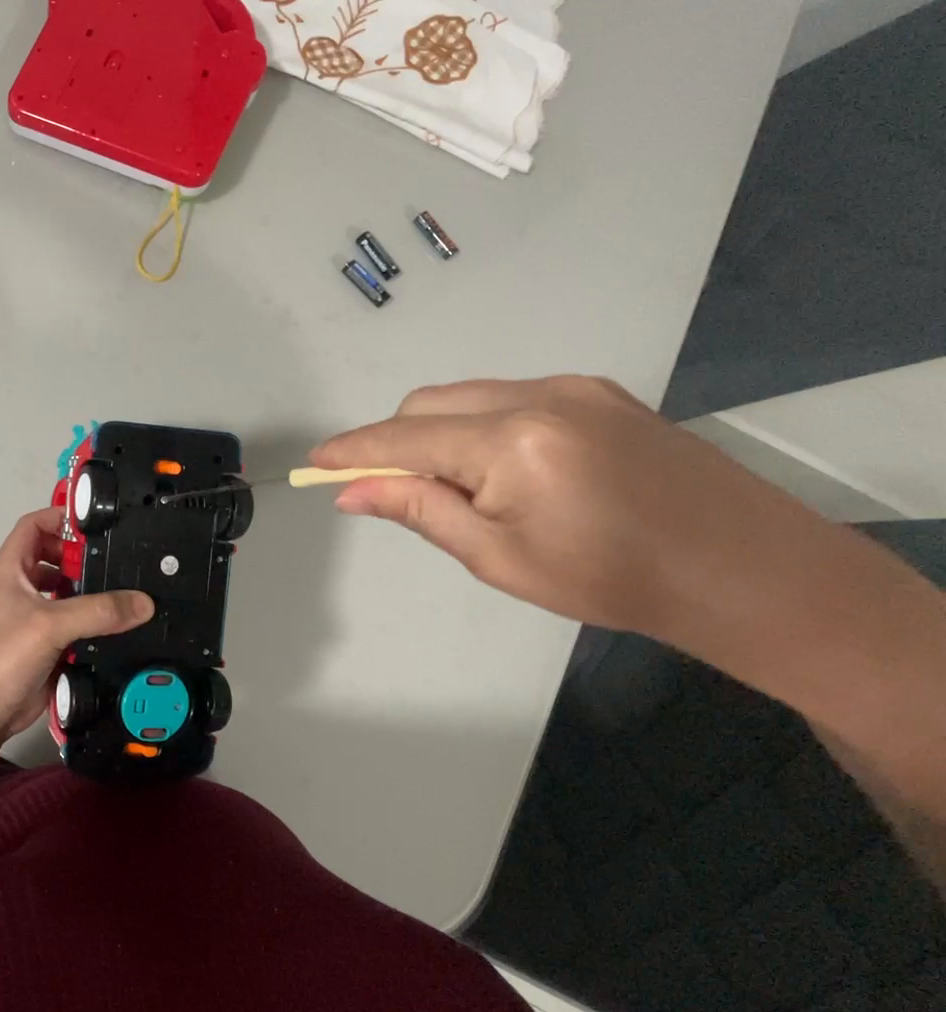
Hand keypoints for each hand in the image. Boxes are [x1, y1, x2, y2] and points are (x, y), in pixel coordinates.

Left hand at [0, 507, 153, 743]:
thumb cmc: (0, 660)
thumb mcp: (50, 626)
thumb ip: (98, 611)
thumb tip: (142, 602)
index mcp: (9, 571)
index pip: (32, 526)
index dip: (60, 517)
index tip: (96, 522)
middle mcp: (18, 589)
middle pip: (51, 557)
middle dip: (80, 556)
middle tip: (115, 560)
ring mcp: (30, 618)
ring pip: (63, 591)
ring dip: (87, 590)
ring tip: (120, 590)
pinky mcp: (43, 645)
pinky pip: (71, 623)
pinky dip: (90, 621)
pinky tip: (115, 625)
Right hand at [311, 376, 840, 640]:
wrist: (742, 569)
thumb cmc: (610, 579)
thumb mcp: (498, 556)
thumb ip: (420, 511)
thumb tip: (353, 490)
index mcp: (513, 442)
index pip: (404, 438)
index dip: (352, 451)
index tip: (313, 464)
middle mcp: (540, 396)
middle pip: (430, 403)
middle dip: (394, 440)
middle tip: (386, 491)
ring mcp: (576, 388)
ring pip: (469, 396)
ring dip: (437, 432)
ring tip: (450, 488)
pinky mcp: (602, 394)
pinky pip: (511, 397)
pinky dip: (479, 425)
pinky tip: (497, 470)